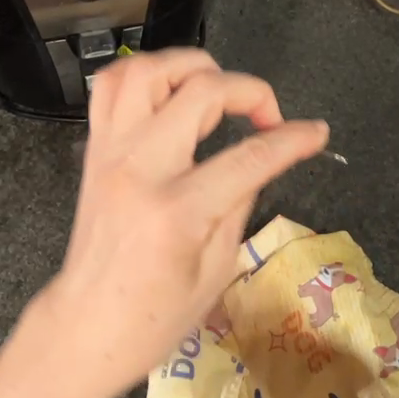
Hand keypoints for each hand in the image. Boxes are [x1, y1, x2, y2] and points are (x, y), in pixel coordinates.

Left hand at [40, 48, 328, 397]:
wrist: (82, 330)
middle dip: (249, 90)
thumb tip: (260, 156)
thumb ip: (240, 200)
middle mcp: (140, 168)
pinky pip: (111, 84)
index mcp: (176, 211)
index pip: (249, 156)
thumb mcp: (217, 269)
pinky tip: (170, 90)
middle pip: (201, 90)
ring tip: (217, 90)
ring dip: (192, 67)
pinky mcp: (95, 147)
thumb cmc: (154, 317)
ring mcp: (110, 151)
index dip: (293, 138)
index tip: (316, 132)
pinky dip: (146, 73)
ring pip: (148, 70)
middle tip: (266, 116)